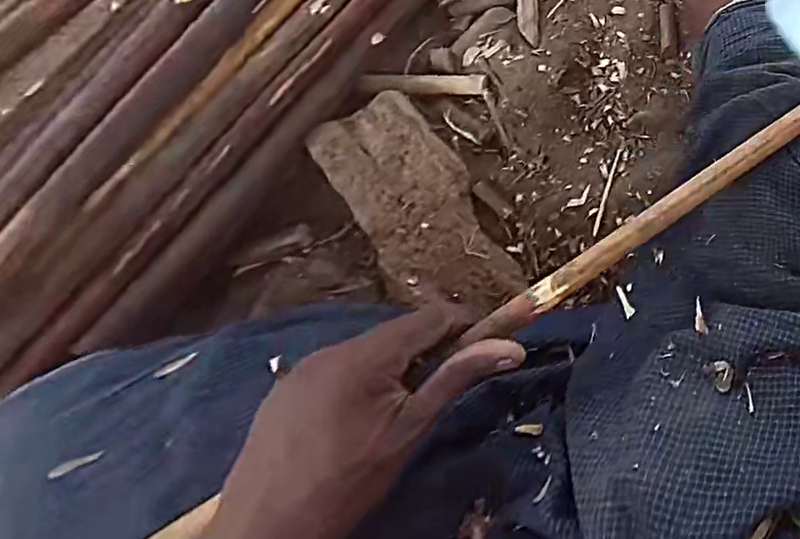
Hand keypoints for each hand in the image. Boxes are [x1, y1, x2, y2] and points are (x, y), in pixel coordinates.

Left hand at [204, 306, 524, 538]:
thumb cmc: (345, 483)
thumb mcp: (412, 428)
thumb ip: (459, 375)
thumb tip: (515, 346)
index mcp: (363, 357)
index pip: (435, 316)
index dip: (467, 325)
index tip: (487, 347)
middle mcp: (330, 351)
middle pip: (403, 330)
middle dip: (432, 348)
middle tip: (444, 383)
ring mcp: (302, 371)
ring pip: (374, 348)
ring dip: (400, 363)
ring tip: (404, 403)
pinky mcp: (284, 392)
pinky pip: (343, 366)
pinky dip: (367, 377)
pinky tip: (363, 413)